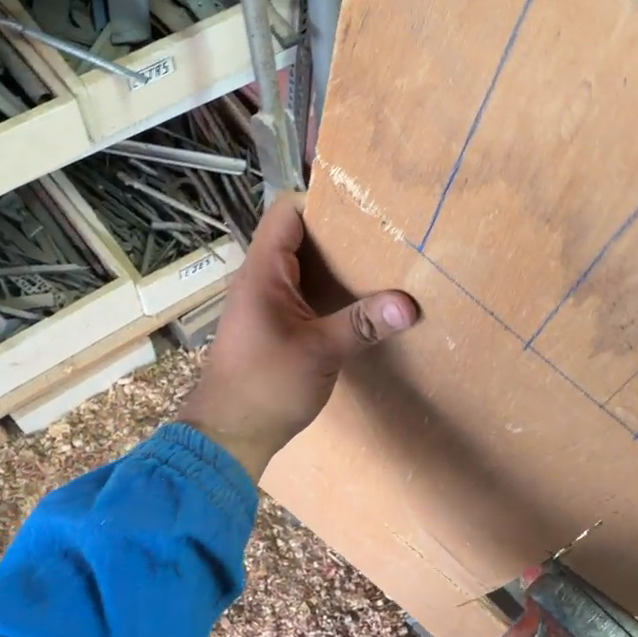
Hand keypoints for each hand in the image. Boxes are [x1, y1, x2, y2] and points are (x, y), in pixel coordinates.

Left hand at [177, 194, 418, 479]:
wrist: (228, 434)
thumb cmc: (266, 386)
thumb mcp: (320, 353)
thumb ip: (362, 324)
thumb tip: (409, 304)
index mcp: (263, 272)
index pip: (288, 212)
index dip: (323, 202)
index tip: (366, 209)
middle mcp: (260, 279)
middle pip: (299, 237)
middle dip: (340, 235)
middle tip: (385, 237)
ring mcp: (264, 304)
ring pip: (302, 269)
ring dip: (335, 267)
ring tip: (380, 265)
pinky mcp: (272, 327)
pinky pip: (302, 295)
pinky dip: (327, 293)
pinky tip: (357, 306)